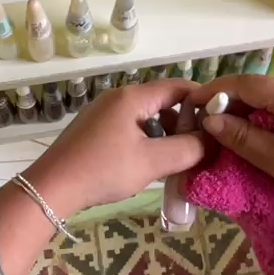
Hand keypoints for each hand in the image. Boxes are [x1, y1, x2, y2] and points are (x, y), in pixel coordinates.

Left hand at [27, 79, 206, 214]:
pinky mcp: (94, 130)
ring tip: (179, 159)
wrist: (52, 187)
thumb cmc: (103, 170)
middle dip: (185, 123)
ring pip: (146, 117)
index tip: (221, 121)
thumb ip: (187, 149)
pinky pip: (130, 128)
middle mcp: (117, 98)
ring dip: (165, 135)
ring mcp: (103, 113)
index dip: (203, 101)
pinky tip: (151, 163)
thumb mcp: (152, 162)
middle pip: (162, 102)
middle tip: (201, 146)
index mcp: (132, 97)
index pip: (178, 87)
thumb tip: (211, 140)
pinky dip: (146, 140)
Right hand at [184, 75, 273, 219]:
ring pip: (273, 98)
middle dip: (229, 101)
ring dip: (247, 111)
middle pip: (259, 87)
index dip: (215, 91)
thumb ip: (243, 137)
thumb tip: (211, 120)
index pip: (246, 83)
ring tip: (225, 131)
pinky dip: (266, 118)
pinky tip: (255, 135)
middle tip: (204, 123)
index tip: (190, 105)